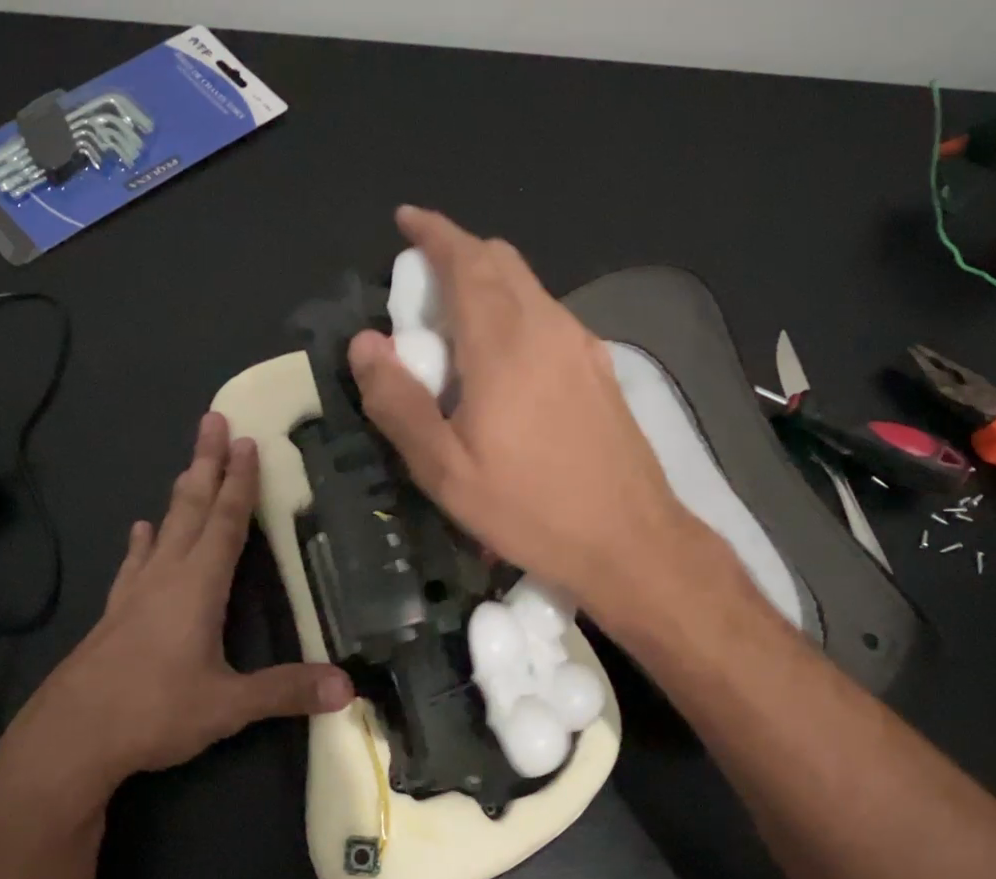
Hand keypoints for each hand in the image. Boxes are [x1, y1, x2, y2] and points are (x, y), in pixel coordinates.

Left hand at [0, 413, 355, 817]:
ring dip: (178, 496)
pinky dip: (141, 544)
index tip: (246, 441)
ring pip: (162, 531)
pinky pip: (134, 565)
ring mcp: (134, 595)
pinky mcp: (114, 615)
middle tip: (212, 421)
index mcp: (197, 587)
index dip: (239, 483)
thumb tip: (347, 687)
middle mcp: (165, 578)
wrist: (70, 737)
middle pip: (189, 509)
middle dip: (206, 464)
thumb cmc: (153, 712)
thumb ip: (286, 692)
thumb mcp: (228, 706)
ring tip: (187, 467)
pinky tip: (139, 533)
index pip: (224, 523)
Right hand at [348, 207, 717, 611]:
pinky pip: (548, 316)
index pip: (466, 260)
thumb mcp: (444, 470)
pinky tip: (502, 358)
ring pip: (529, 287)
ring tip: (454, 322)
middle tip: (421, 279)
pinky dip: (514, 310)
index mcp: (504, 343)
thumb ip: (399, 403)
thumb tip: (365, 343)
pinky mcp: (600, 369)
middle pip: (502, 261)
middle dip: (459, 252)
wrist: (630, 541)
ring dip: (488, 282)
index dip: (433, 233)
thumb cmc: (529, 509)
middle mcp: (547, 327)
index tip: (406, 220)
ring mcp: (581, 346)